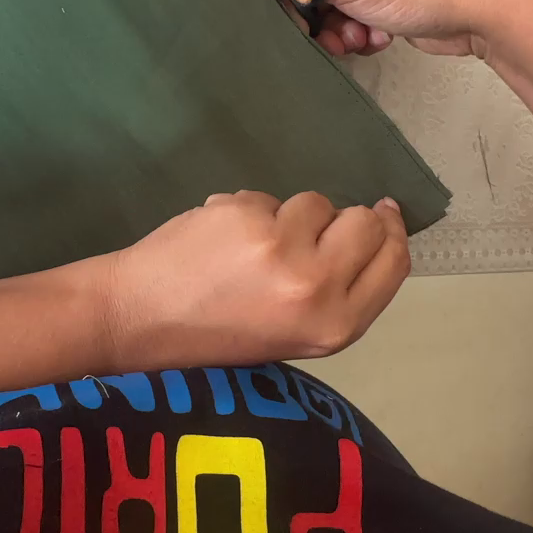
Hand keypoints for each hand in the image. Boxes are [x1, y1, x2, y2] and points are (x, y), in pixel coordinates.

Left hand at [102, 190, 409, 366]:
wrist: (138, 318)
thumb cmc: (218, 335)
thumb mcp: (296, 334)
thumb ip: (338, 290)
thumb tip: (372, 226)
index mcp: (336, 327)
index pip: (393, 262)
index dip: (393, 232)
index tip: (385, 213)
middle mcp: (317, 287)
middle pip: (367, 221)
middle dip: (343, 219)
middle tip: (307, 234)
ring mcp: (281, 247)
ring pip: (315, 202)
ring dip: (289, 216)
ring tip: (249, 249)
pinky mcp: (246, 215)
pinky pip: (269, 197)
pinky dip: (249, 212)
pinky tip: (220, 239)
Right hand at [226, 0, 532, 58]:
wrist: (486, 4)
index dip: (288, 4)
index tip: (305, 25)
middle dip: (319, 26)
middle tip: (340, 37)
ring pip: (330, 17)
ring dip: (342, 36)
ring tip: (365, 40)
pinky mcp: (387, 2)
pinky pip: (356, 24)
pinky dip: (363, 38)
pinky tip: (381, 41)